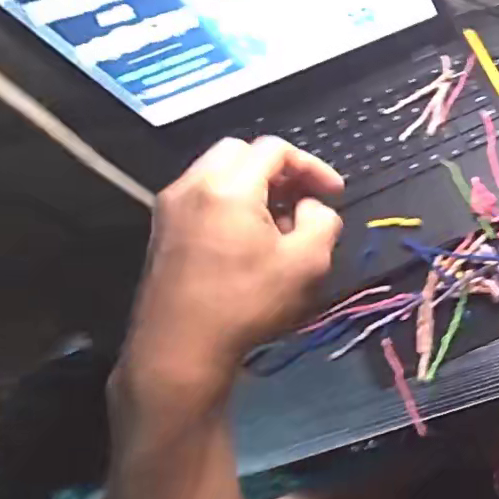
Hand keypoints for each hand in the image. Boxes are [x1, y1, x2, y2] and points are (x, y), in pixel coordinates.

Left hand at [116, 137, 343, 420]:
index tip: (334, 193)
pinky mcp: (164, 229)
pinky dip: (234, 201)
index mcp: (229, 187)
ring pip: (220, 172)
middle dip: (280, 169)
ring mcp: (171, 207)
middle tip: (305, 198)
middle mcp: (193, 185)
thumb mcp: (307, 262)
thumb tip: (310, 207)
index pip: (274, 148)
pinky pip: (205, 195)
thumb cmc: (248, 302)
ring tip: (282, 221)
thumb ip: (322, 221)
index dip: (312, 165)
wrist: (180, 349)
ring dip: (257, 185)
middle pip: (242, 152)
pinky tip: (252, 238)